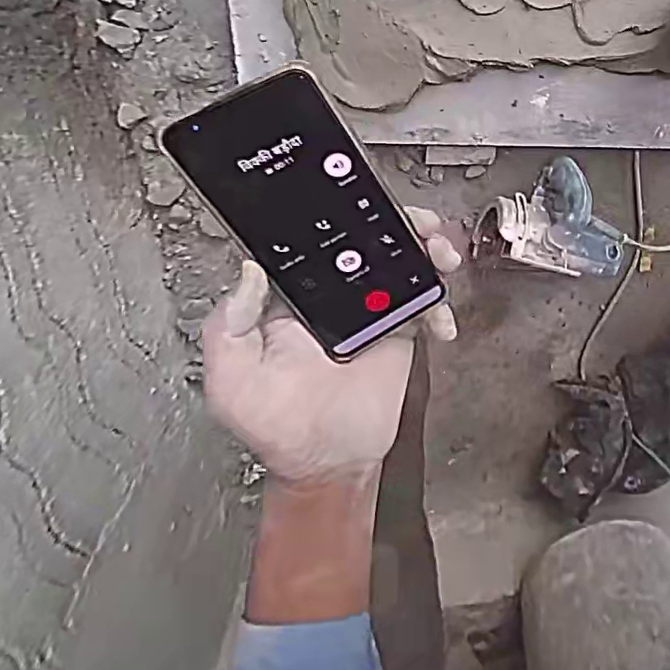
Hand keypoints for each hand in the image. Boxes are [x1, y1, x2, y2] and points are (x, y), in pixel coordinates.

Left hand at [201, 205, 461, 483]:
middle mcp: (335, 296)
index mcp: (296, 296)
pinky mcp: (398, 333)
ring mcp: (371, 312)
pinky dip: (440, 308)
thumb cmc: (275, 426)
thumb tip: (248, 272)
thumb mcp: (232, 379)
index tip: (367, 207)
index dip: (346, 217)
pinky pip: (425, 307)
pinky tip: (441, 321)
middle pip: (372, 244)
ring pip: (404, 267)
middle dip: (402, 226)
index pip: (321, 242)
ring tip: (442, 256)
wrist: (328, 463)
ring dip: (429, 253)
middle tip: (421, 226)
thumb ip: (228, 327)